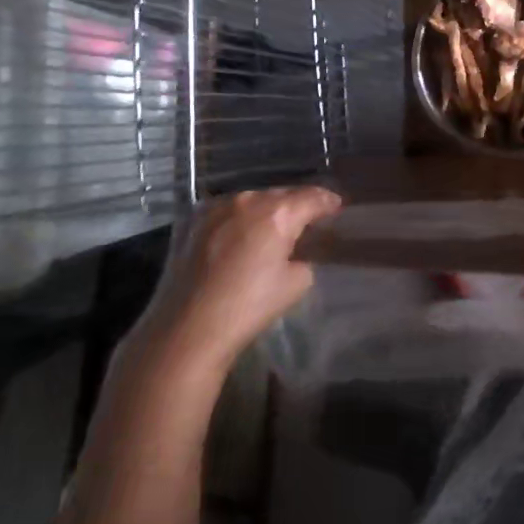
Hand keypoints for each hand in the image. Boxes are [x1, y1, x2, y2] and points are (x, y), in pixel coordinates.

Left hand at [133, 186, 341, 377]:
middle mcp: (248, 200)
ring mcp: (217, 208)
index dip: (328, 202)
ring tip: (275, 227)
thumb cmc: (248, 307)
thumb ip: (303, 257)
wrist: (187, 329)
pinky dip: (242, 218)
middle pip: (282, 194)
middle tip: (309, 219)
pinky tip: (244, 234)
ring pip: (253, 200)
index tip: (337, 207)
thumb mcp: (296, 283)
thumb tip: (294, 251)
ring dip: (267, 210)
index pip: (313, 197)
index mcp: (278, 213)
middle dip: (298, 204)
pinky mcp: (194, 221)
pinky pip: (228, 211)